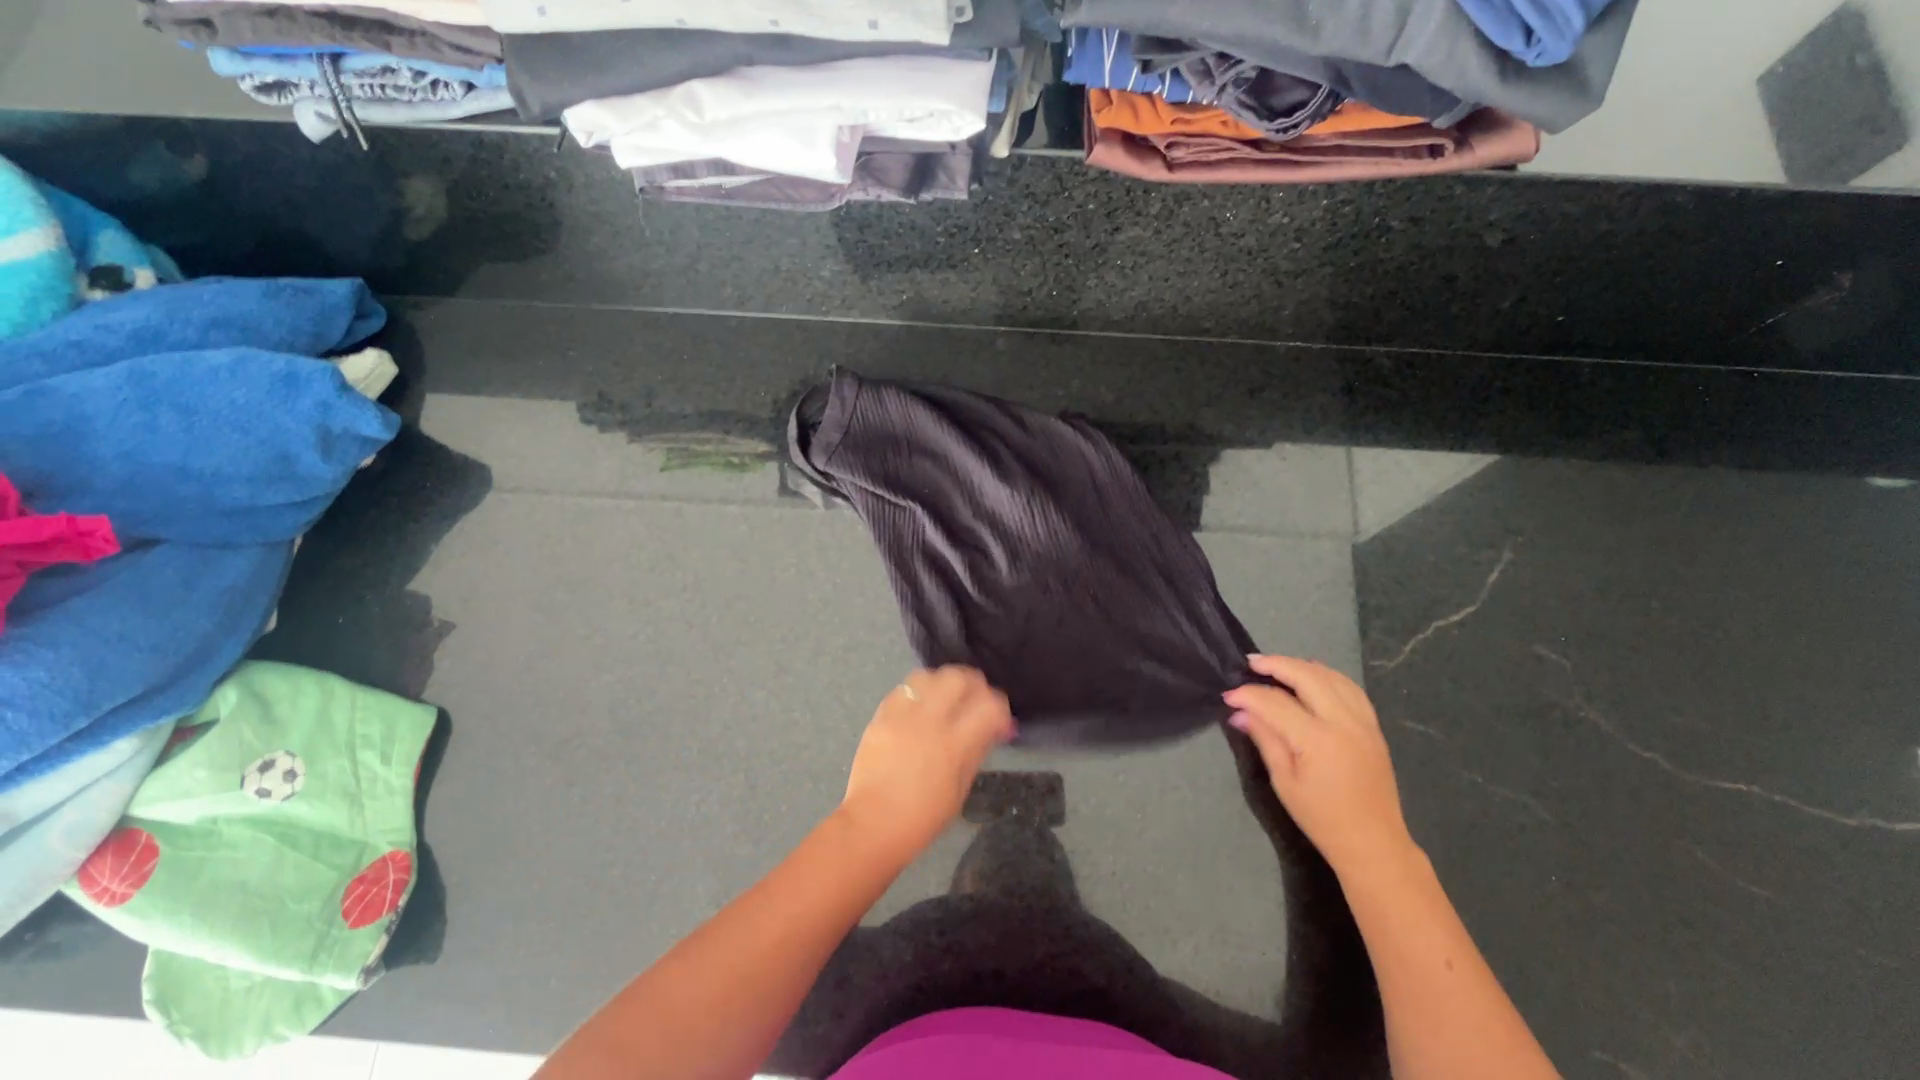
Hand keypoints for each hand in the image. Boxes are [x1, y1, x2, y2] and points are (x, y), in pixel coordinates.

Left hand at [839, 666, 1014, 860]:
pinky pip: (901, 690)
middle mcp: (928, 723)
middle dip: (973, 684)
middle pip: (957, 678)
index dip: (1000, 707)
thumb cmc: (922, 818)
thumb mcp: (960, 790)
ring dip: (941, 682)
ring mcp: (900, 717)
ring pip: (926, 676)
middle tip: (975, 697)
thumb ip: (975, 752)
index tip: (999, 718)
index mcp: (953, 746)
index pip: (989, 706)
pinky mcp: (879, 718)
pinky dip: (916, 692)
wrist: (873, 824)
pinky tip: (919, 707)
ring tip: (945, 698)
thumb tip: (990, 729)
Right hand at [1225, 654, 1416, 874]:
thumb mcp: (1284, 782)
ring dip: (1303, 666)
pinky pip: (1352, 689)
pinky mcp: (1374, 727)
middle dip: (1277, 665)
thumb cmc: (1321, 818)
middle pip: (1307, 677)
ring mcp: (1363, 722)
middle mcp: (1343, 722)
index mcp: (1318, 740)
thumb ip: (1265, 740)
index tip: (1228, 695)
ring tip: (1278, 665)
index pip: (1276, 703)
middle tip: (1251, 663)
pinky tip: (1314, 676)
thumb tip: (1240, 712)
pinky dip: (1329, 676)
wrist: (1373, 841)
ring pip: (1332, 677)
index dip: (1249, 695)